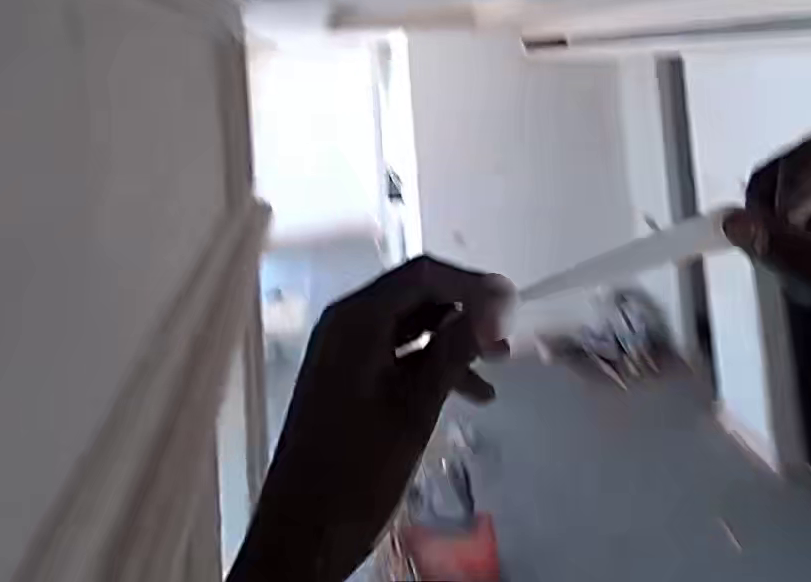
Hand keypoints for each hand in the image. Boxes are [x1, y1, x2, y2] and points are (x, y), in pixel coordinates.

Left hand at [229, 256, 511, 581]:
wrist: (301, 534)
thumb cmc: (357, 469)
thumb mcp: (415, 406)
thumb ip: (453, 350)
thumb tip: (493, 309)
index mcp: (357, 318)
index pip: (422, 275)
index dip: (470, 283)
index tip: (509, 301)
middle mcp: (347, 321)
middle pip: (415, 294)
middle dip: (464, 310)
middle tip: (504, 331)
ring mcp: (345, 346)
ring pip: (409, 323)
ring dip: (452, 338)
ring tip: (495, 360)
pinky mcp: (348, 371)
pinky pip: (396, 349)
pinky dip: (430, 361)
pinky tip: (468, 389)